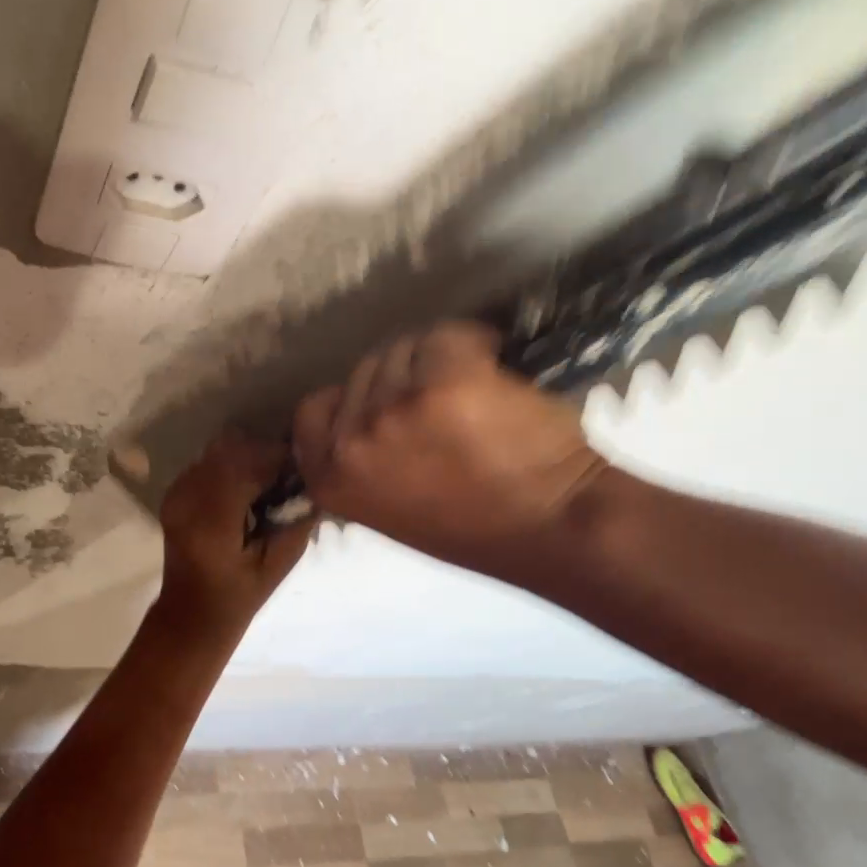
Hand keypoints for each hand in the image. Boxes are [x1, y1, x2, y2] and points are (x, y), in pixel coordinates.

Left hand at [157, 434, 315, 627]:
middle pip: (232, 449)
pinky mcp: (174, 492)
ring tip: (269, 484)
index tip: (304, 467)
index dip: (281, 459)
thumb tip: (314, 482)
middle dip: (265, 455)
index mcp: (213, 521)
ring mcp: (177, 493)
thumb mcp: (278, 563)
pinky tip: (246, 491)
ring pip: (218, 450)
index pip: (250, 466)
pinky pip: (207, 462)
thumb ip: (297, 520)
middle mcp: (189, 498)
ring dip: (247, 458)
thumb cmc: (239, 596)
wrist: (191, 613)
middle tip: (289, 477)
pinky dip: (231, 466)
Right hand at [291, 322, 606, 578]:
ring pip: (406, 349)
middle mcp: (351, 443)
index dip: (351, 400)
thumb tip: (364, 411)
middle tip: (447, 408)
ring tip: (477, 396)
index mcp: (330, 479)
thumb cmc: (476, 528)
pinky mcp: (445, 380)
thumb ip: (363, 460)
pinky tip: (496, 371)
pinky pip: (448, 336)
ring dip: (441, 361)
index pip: (312, 410)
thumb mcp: (388, 506)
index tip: (388, 405)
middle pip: (364, 371)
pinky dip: (476, 343)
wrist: (554, 531)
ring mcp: (395, 409)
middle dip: (404, 379)